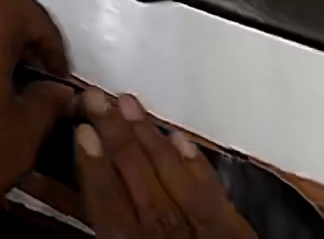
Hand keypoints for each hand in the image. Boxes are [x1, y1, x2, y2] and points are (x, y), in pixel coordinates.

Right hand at [76, 91, 256, 237]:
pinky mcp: (240, 236)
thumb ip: (114, 236)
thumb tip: (96, 212)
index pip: (112, 212)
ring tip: (128, 103)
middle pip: (139, 184)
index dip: (95, 170)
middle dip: (115, 137)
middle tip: (96, 97)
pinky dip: (194, 165)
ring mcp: (209, 238)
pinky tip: (178, 138)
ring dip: (148, 137)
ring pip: (173, 180)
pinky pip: (213, 195)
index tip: (83, 132)